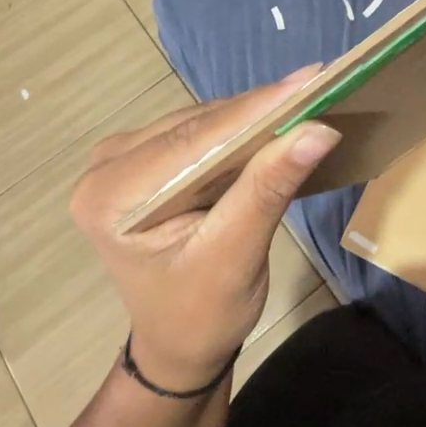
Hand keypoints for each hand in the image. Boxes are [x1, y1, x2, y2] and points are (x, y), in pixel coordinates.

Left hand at [69, 68, 340, 391]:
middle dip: (258, 111)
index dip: (254, 110)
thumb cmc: (202, 314)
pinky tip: (275, 123)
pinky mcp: (142, 158)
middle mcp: (105, 167)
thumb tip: (318, 129)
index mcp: (111, 196)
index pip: (193, 140)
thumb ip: (269, 188)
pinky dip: (238, 129)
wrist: (178, 345)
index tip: (311, 81)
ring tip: (306, 100)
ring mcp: (120, 159)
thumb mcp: (237, 256)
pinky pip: (197, 131)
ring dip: (251, 117)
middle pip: (195, 126)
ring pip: (199, 123)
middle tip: (320, 88)